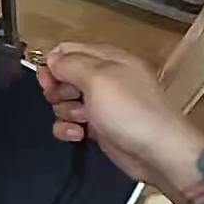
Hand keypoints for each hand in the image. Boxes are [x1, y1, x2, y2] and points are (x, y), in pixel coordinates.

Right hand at [37, 43, 203, 190]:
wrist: (158, 153)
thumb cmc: (130, 111)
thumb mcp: (98, 79)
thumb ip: (71, 64)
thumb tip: (51, 59)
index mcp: (108, 58)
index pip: (68, 50)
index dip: (52, 63)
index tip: (46, 80)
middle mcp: (105, 78)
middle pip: (64, 76)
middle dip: (56, 89)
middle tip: (62, 99)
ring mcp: (103, 104)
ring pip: (66, 101)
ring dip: (64, 111)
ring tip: (79, 119)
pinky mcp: (101, 127)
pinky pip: (73, 123)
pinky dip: (69, 129)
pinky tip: (77, 135)